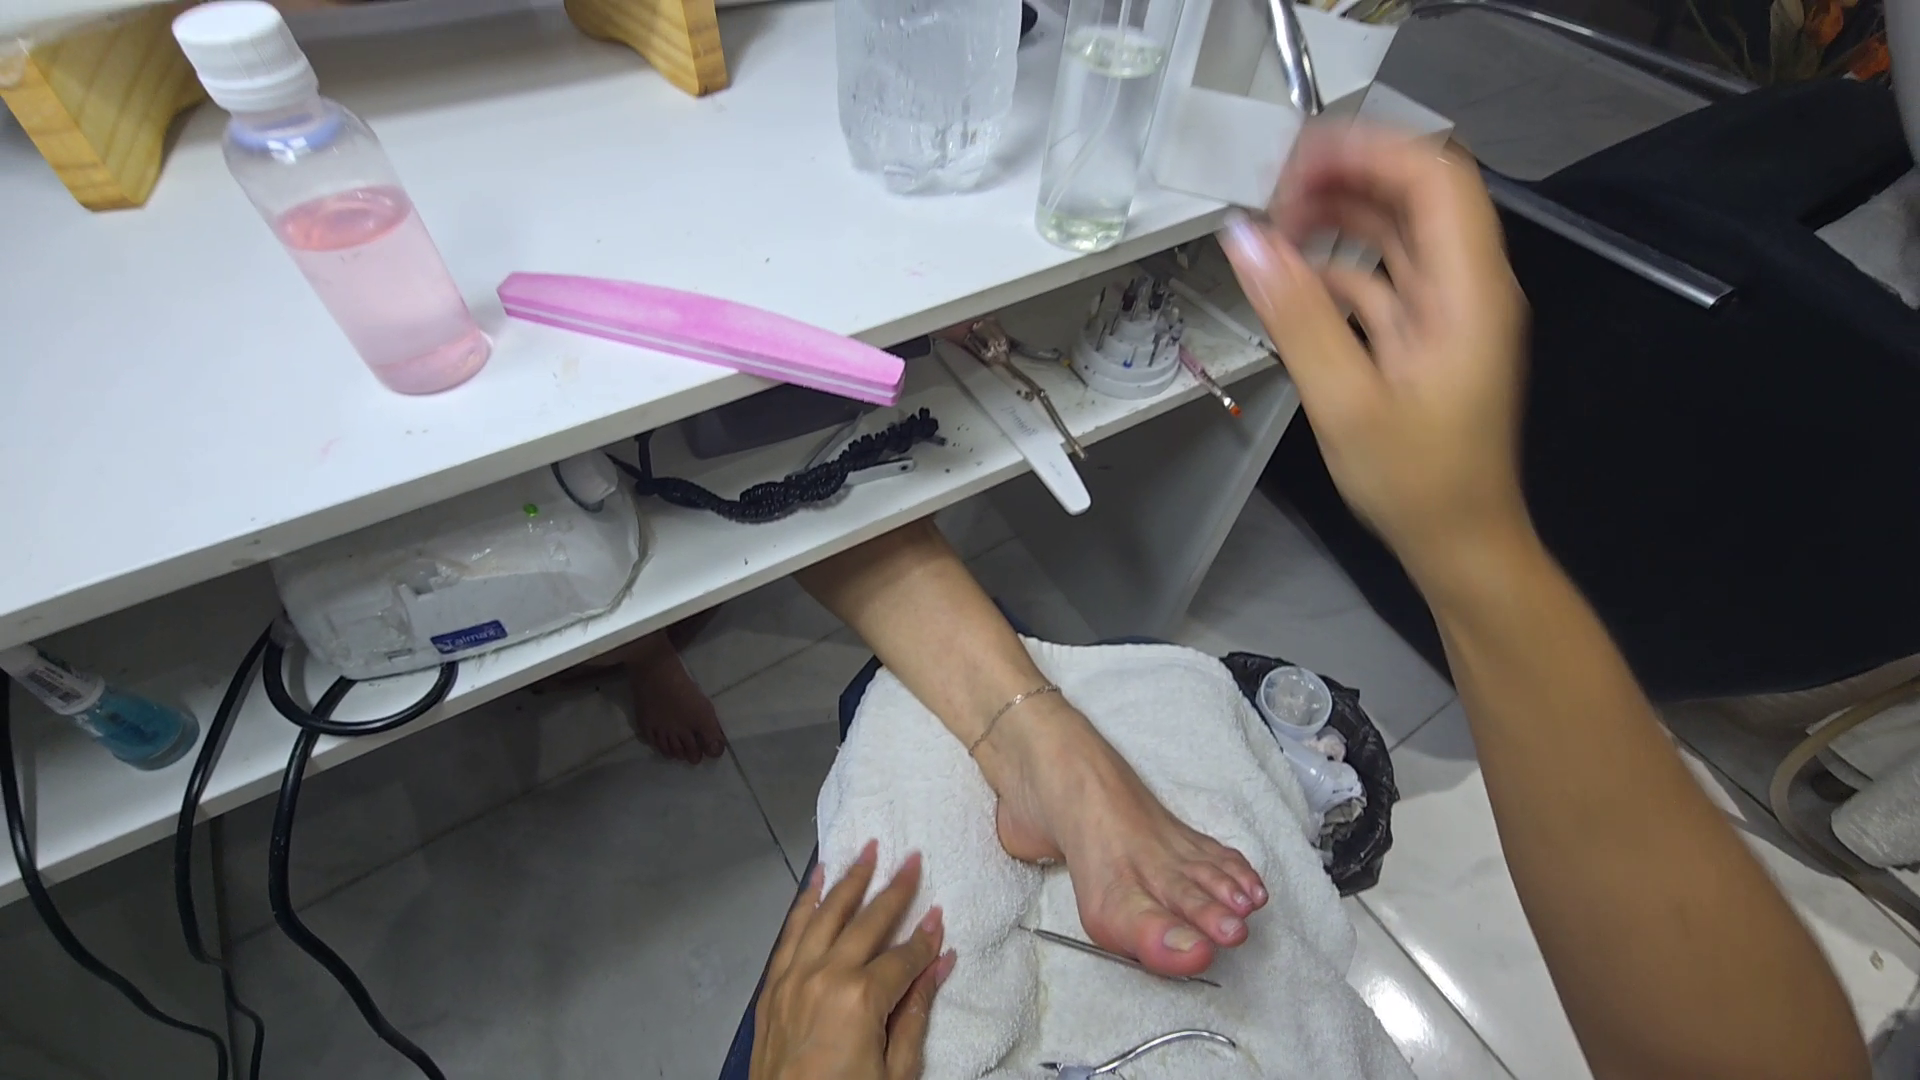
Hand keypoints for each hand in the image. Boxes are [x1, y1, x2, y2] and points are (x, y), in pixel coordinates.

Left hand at [751, 843, 955, 1079]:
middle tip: (912, 858)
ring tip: (868, 849)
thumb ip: (917, 1012)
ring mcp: (794, 977)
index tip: (939, 916)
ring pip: (828, 913)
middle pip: (869, 921)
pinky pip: (791, 931)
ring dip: (851, 878)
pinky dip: (806, 901)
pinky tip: (819, 878)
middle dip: (895, 888)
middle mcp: (826, 976)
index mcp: (862, 999)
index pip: (904, 956)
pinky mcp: (772, 986)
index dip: (925, 938)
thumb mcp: (896, 1073)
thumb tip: (942, 963)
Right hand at [1217, 126, 1529, 583]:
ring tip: (1275, 227)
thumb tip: (1244, 242)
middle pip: (1415, 196)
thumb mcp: (1344, 399)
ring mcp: (1446, 312)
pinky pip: (1382, 283)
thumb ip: (1296, 314)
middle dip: (1345, 179)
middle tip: (1273, 196)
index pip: (1432, 177)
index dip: (1365, 152)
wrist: (1458, 537)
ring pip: (1397, 237)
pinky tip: (1293, 281)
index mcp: (1467, 290)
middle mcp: (1466, 286)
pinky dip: (1338, 271)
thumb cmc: (1412, 480)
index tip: (1293, 164)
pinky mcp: (1424, 338)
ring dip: (1339, 221)